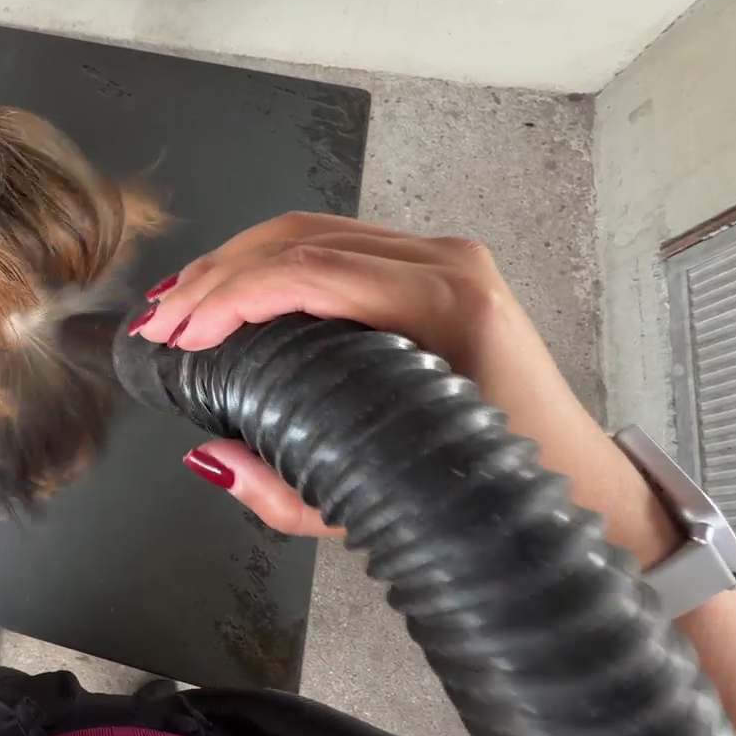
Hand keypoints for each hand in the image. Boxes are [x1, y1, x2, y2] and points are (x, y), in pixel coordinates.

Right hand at [137, 213, 680, 561]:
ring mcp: (437, 256)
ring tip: (180, 300)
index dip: (228, 298)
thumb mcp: (380, 506)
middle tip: (162, 320)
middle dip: (213, 277)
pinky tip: (227, 283)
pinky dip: (264, 259)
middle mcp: (444, 265)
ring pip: (306, 229)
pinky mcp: (425, 264)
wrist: (573, 481)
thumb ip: (283, 491)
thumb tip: (207, 457)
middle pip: (298, 239)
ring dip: (231, 261)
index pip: (307, 274)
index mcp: (445, 309)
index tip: (180, 334)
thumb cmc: (490, 492)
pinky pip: (327, 241)